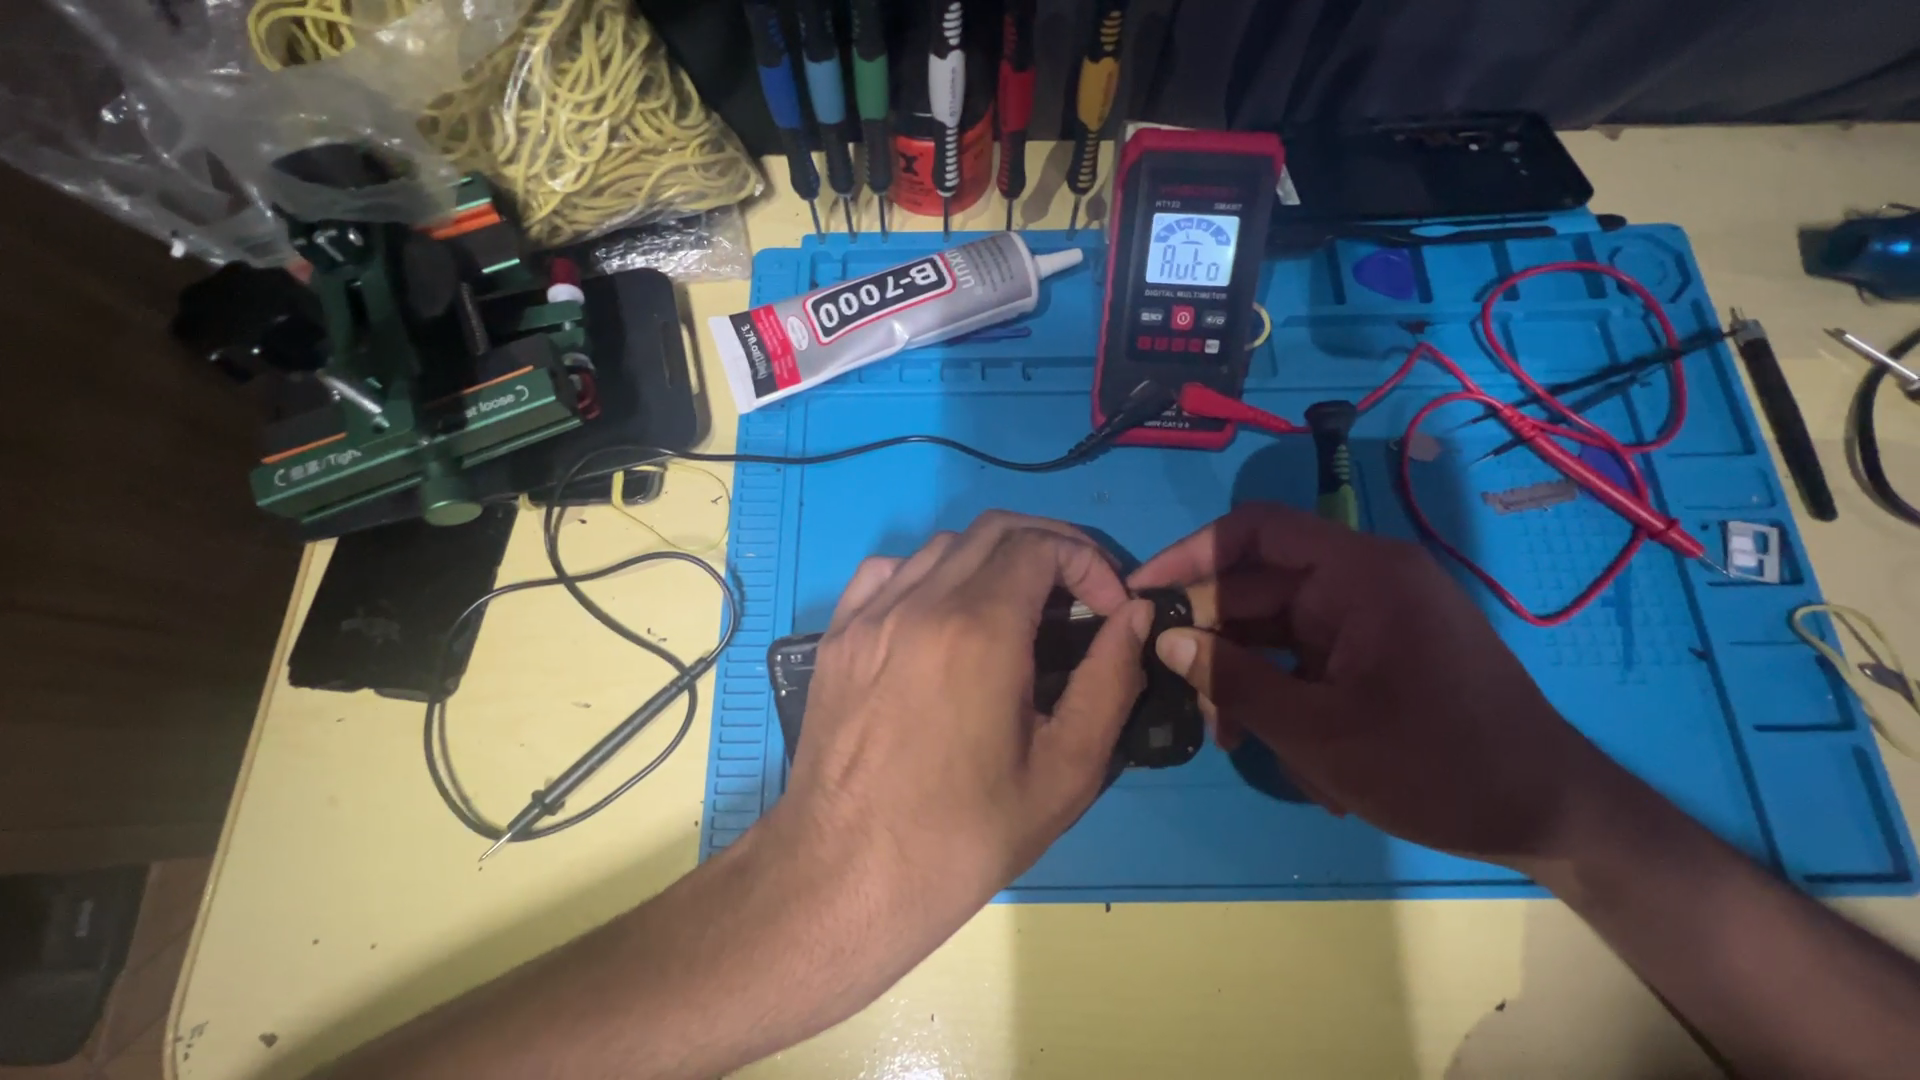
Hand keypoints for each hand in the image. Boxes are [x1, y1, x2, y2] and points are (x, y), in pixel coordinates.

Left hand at [776, 511, 1152, 943]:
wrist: (845, 878)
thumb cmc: (964, 837)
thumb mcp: (1065, 773)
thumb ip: (1110, 682)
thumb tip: (1134, 616)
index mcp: (979, 631)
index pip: (1041, 546)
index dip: (1088, 563)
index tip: (1109, 609)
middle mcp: (919, 604)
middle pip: (994, 530)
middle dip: (1050, 547)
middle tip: (1078, 594)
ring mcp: (869, 617)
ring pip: (942, 546)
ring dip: (993, 558)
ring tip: (1019, 608)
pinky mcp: (838, 638)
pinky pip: (887, 572)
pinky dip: (929, 571)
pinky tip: (944, 613)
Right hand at [1130, 502, 1614, 868]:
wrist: (1550, 816)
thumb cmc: (1437, 765)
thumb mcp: (1318, 731)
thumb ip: (1233, 680)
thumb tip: (1164, 639)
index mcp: (1358, 574)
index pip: (1254, 530)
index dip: (1189, 555)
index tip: (1141, 594)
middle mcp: (1360, 582)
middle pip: (1255, 588)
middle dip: (1211, 640)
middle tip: (1173, 688)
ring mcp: (1367, 619)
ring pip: (1273, 631)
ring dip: (1244, 680)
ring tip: (1229, 738)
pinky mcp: (1373, 654)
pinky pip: (1303, 658)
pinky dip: (1281, 696)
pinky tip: (1279, 750)